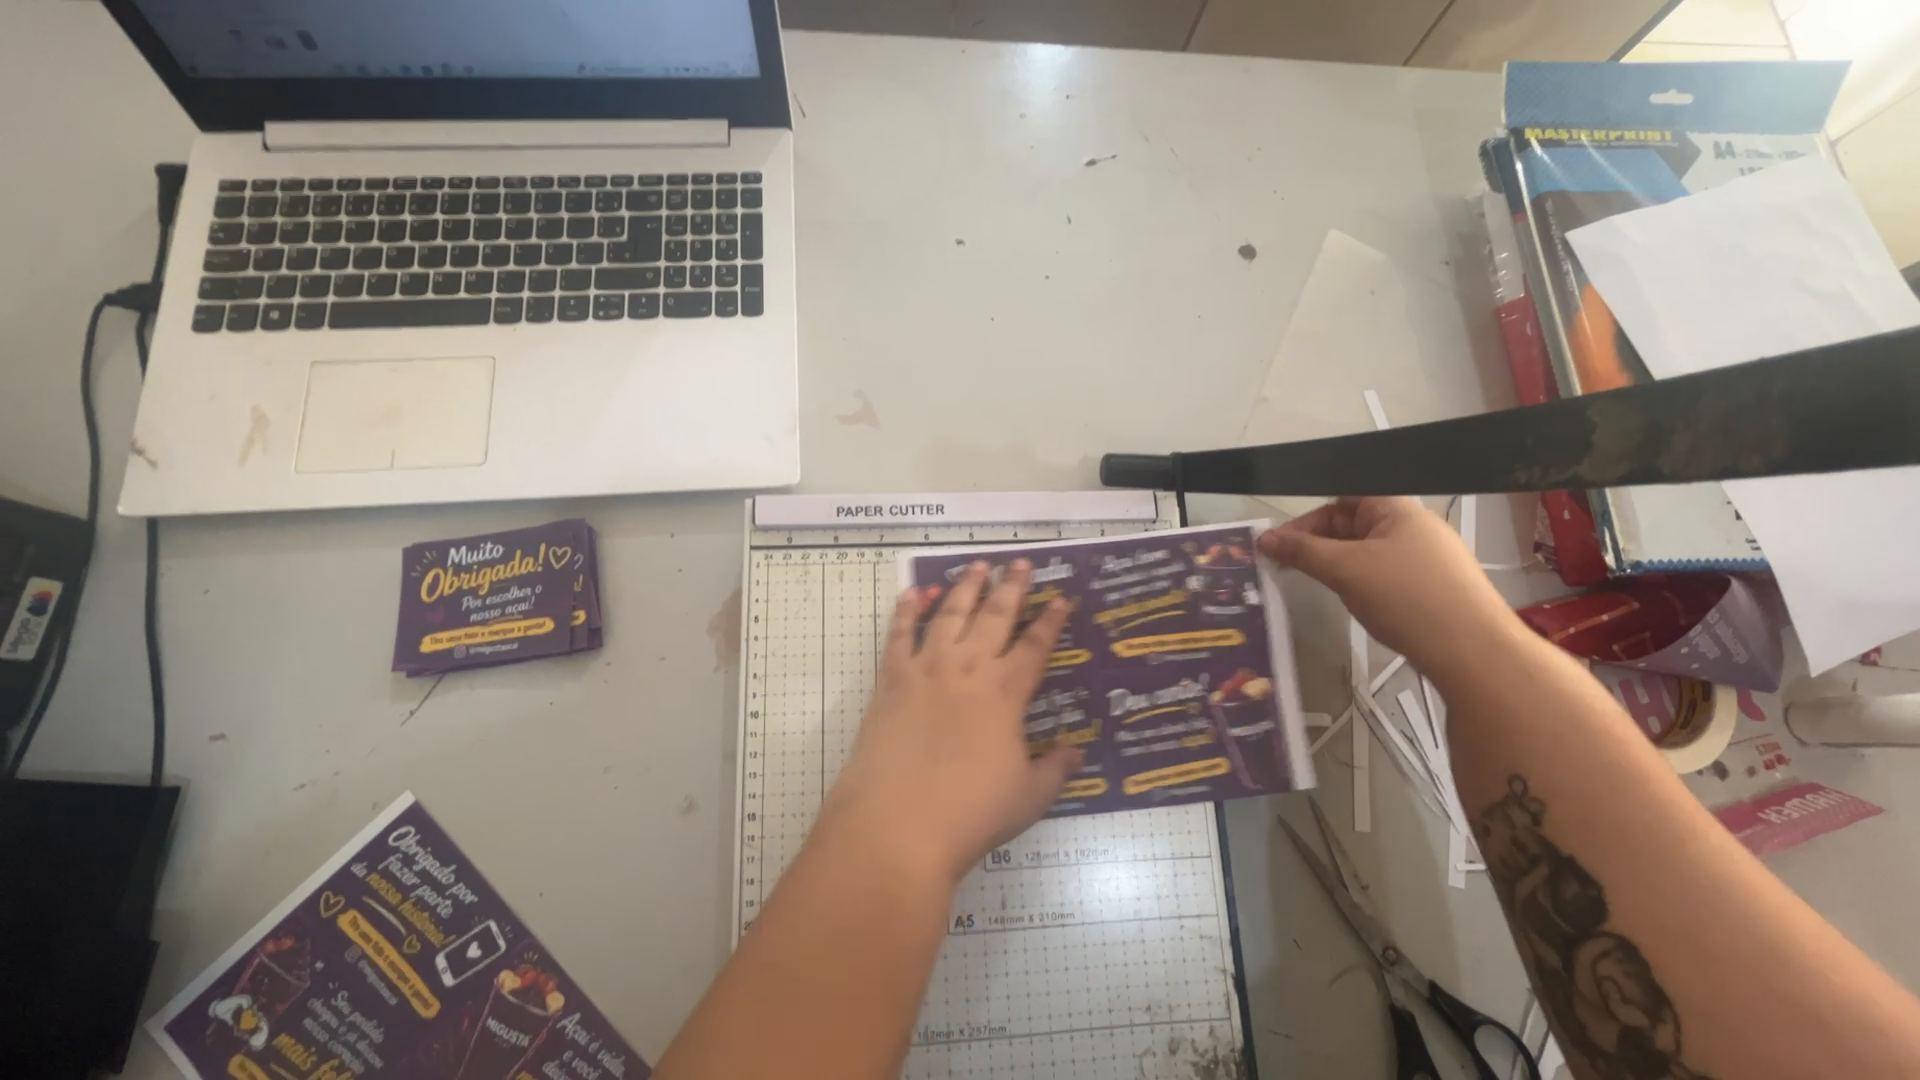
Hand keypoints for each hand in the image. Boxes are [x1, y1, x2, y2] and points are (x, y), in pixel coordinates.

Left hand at [817, 560, 1083, 886]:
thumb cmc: (970, 813)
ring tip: (976, 565)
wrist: (897, 823)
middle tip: (1019, 563)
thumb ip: (1054, 770)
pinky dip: (905, 611)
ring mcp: (926, 671)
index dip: (1050, 622)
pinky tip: (912, 593)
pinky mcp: (890, 681)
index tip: (1061, 598)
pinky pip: (899, 635)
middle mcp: (968, 671)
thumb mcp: (1027, 798)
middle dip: (1010, 588)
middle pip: (994, 618)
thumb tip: (1076, 752)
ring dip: (965, 588)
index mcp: (1005, 695)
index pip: (1035, 647)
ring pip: (949, 615)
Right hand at [1257, 497, 1520, 681]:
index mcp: (1397, 509)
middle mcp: (1413, 527)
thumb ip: (1302, 551)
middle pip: (1352, 524)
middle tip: (1286, 566)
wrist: (1472, 651)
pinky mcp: (1429, 588)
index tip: (1278, 544)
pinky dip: (1358, 582)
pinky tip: (1351, 601)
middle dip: (1317, 542)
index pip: (1342, 497)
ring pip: (1366, 552)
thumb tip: (1265, 538)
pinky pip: (1382, 574)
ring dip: (1335, 564)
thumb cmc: (1407, 597)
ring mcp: (1424, 559)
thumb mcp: (1345, 569)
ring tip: (1314, 584)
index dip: (1307, 517)